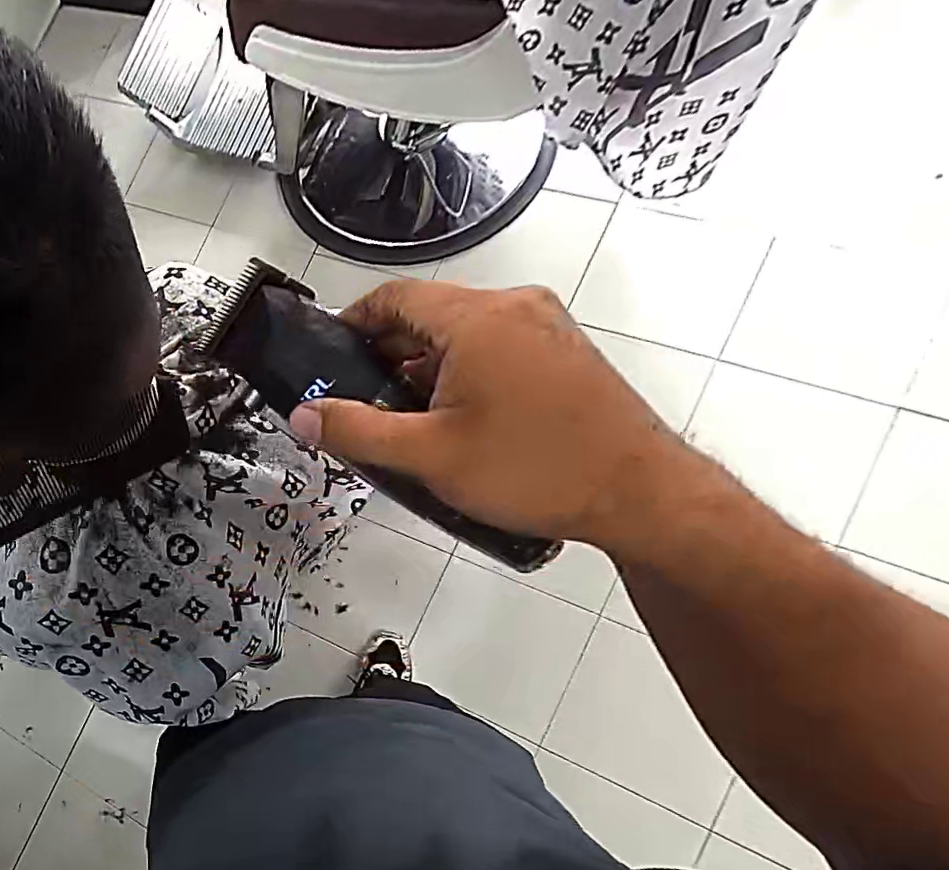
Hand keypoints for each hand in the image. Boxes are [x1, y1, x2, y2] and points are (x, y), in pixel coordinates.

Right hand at [289, 280, 693, 548]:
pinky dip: (467, 377)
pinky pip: (498, 351)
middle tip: (367, 401)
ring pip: (464, 337)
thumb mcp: (430, 456)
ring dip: (429, 372)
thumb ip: (358, 432)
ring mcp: (545, 330)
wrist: (637, 493)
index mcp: (477, 319)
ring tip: (414, 425)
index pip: (393, 297)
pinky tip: (460, 426)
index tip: (335, 348)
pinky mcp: (562, 356)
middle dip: (389, 358)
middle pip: (428, 317)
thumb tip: (310, 416)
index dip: (354, 322)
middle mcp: (516, 310)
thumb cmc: (546, 469)